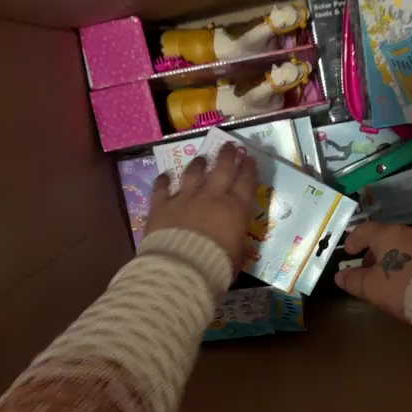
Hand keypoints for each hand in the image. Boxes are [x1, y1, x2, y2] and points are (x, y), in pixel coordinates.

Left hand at [146, 148, 258, 274]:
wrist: (183, 266)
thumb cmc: (217, 263)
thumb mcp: (238, 255)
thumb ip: (239, 244)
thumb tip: (241, 244)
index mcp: (234, 208)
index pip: (246, 182)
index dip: (249, 168)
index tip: (249, 158)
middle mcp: (211, 196)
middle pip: (221, 169)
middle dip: (227, 155)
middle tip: (229, 145)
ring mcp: (185, 198)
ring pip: (193, 173)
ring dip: (198, 164)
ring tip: (201, 157)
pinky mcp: (162, 204)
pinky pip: (162, 188)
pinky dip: (163, 180)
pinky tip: (164, 175)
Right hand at [333, 221, 411, 320]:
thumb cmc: (402, 288)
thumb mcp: (372, 288)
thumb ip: (354, 280)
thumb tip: (339, 275)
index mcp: (388, 234)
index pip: (365, 230)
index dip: (354, 241)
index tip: (348, 253)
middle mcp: (409, 231)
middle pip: (386, 237)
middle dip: (375, 252)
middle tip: (368, 268)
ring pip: (404, 245)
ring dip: (393, 258)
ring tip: (390, 277)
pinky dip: (410, 263)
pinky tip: (411, 280)